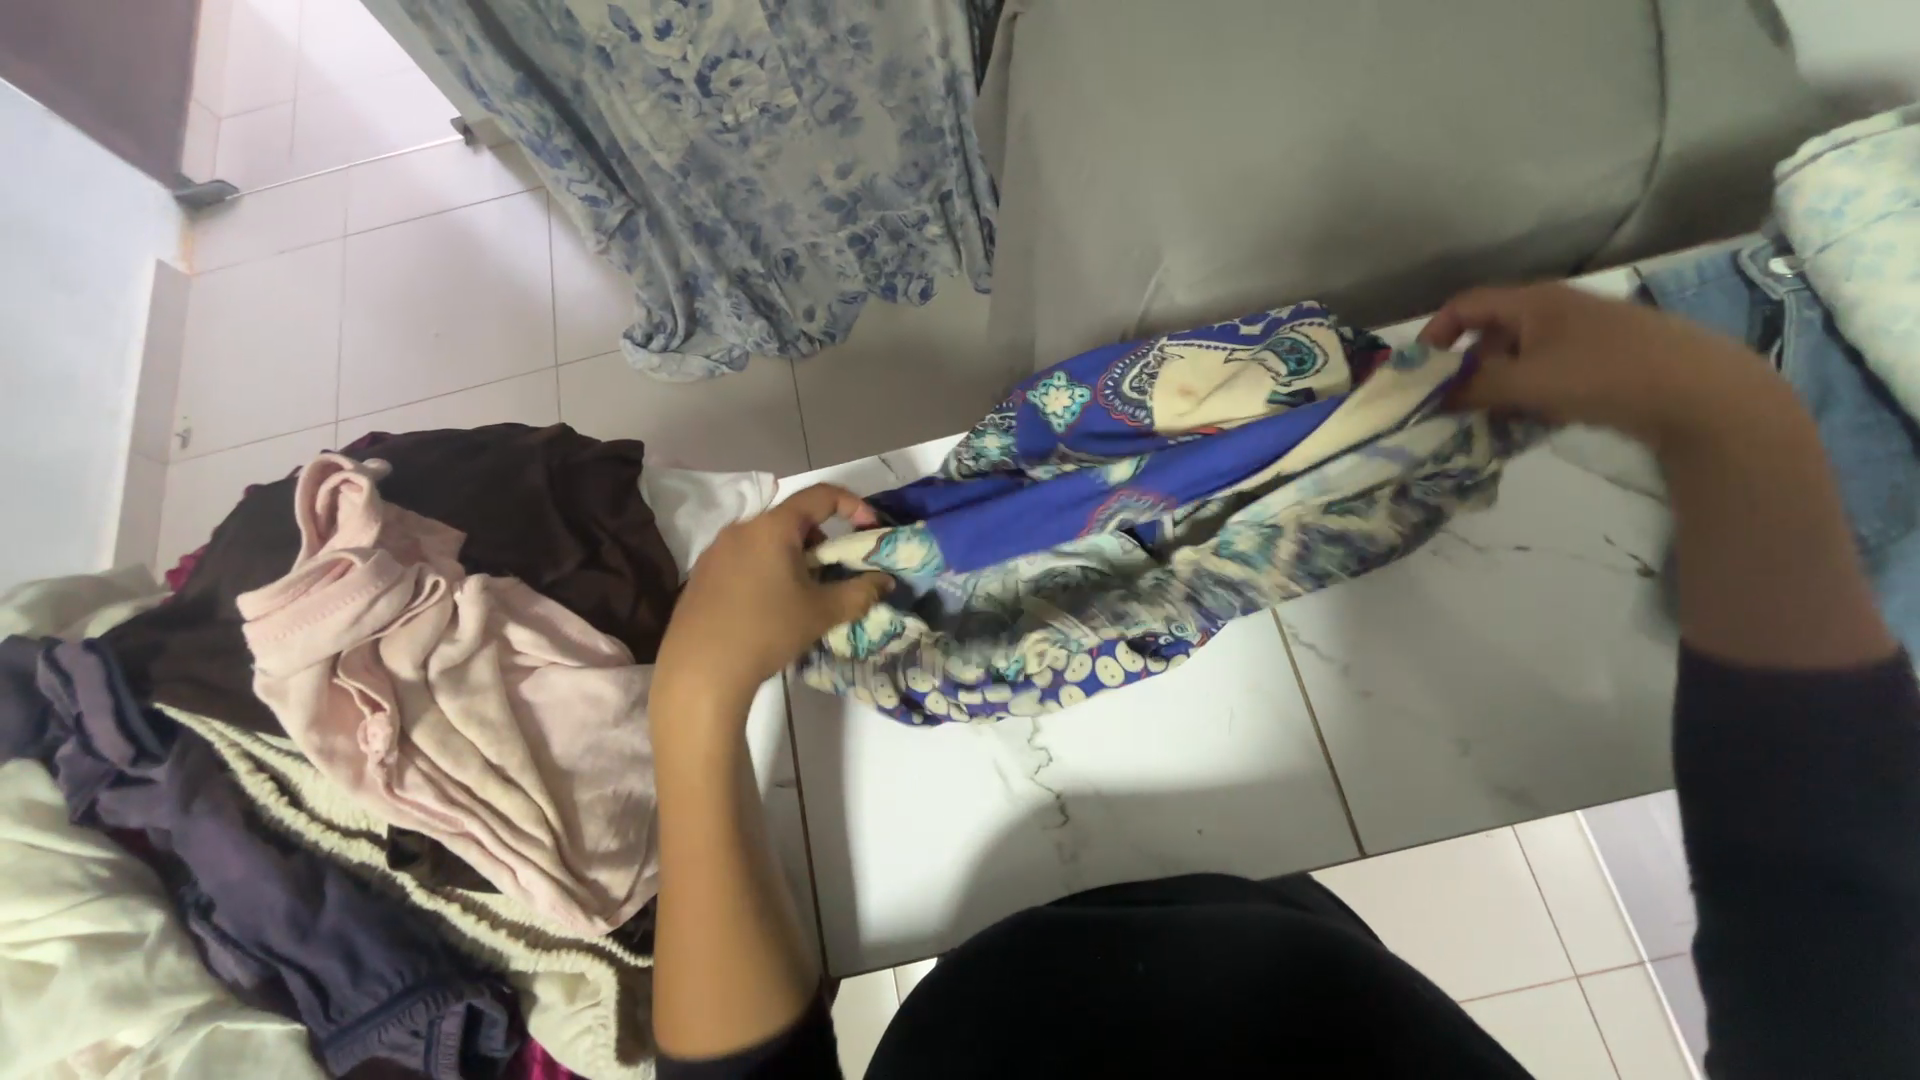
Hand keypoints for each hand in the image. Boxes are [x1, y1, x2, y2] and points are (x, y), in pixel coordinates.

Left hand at [652, 484, 893, 728]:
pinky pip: (746, 557)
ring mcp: (717, 550)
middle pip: (793, 518)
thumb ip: (860, 592)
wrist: (700, 671)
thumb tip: (884, 581)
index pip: (822, 495)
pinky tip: (770, 606)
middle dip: (823, 538)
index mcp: (773, 527)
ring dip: (795, 555)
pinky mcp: (702, 573)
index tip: (871, 529)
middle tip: (836, 571)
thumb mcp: (823, 613)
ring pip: (768, 539)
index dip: (854, 505)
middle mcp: (742, 528)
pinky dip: (768, 568)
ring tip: (805, 593)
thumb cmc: (767, 632)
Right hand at [1419, 283, 1788, 449]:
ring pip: (1518, 355)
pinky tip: (1534, 418)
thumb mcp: (1523, 383)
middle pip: (1489, 332)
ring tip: (1493, 418)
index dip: (1434, 334)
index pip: (1464, 306)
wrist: (1700, 392)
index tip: (1421, 373)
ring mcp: (1583, 332)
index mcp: (1533, 302)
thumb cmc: (1602, 376)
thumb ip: (1470, 388)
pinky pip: (1547, 369)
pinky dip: (1529, 391)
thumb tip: (1432, 397)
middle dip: (1465, 368)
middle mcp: (1555, 309)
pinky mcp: (1604, 356)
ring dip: (1497, 385)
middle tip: (1455, 404)